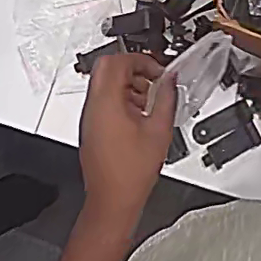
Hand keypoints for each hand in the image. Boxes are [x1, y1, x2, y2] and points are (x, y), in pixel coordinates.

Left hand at [78, 53, 178, 222]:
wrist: (112, 200)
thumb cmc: (130, 173)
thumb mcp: (159, 130)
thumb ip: (167, 98)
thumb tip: (170, 80)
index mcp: (107, 102)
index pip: (117, 62)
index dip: (140, 60)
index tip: (157, 70)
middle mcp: (94, 106)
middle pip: (107, 66)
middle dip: (132, 67)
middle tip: (152, 78)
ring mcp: (90, 116)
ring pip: (105, 82)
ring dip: (128, 82)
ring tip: (150, 99)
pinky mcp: (92, 126)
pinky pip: (104, 99)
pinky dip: (121, 97)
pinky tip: (140, 114)